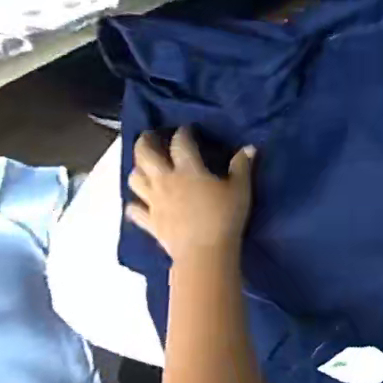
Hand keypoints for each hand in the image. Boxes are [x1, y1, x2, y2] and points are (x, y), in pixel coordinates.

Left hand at [126, 126, 255, 264]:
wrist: (205, 253)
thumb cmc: (224, 218)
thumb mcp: (240, 189)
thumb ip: (242, 166)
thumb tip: (249, 147)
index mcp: (188, 169)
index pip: (180, 142)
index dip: (183, 133)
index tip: (187, 129)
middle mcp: (165, 180)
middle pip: (145, 154)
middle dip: (145, 141)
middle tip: (149, 136)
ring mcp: (154, 202)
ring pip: (135, 179)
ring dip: (137, 169)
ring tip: (143, 167)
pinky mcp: (150, 222)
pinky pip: (135, 211)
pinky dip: (134, 205)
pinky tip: (137, 203)